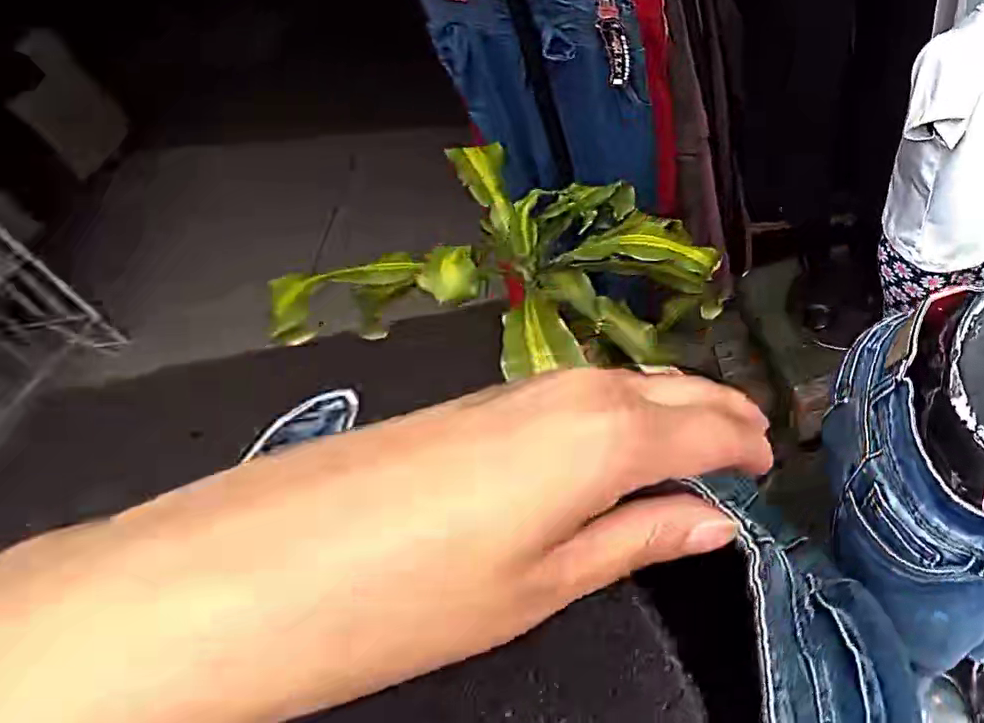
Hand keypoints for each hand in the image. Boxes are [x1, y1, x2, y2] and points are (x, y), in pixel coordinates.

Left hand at [0, 368, 773, 722]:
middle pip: (687, 388)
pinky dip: (639, 405)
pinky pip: (601, 386)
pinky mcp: (498, 392)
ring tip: (706, 439)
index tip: (771, 465)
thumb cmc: (403, 603)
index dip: (749, 446)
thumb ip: (644, 538)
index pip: (712, 428)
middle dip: (730, 412)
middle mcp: (588, 389)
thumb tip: (718, 523)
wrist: (212, 582)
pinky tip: (630, 437)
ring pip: (645, 380)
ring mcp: (539, 383)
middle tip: (755, 442)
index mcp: (613, 435)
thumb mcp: (542, 586)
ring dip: (686, 404)